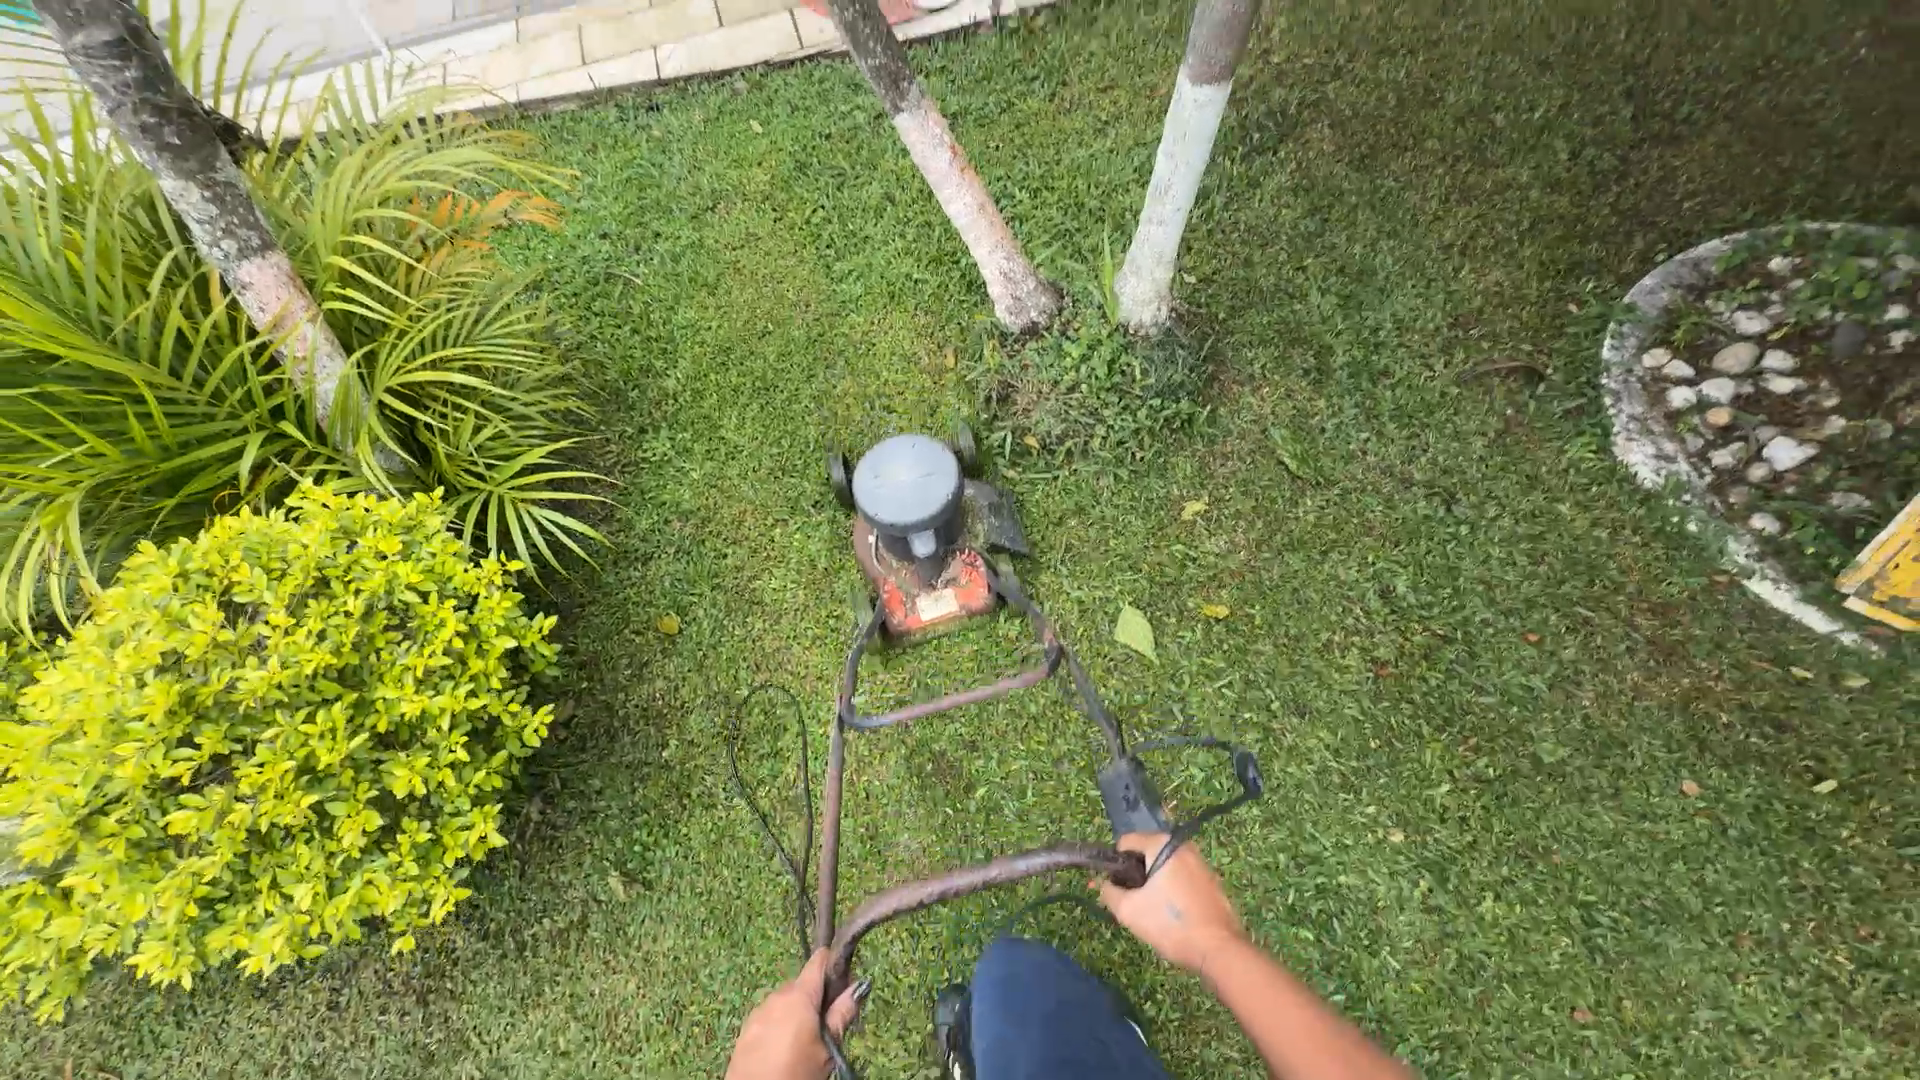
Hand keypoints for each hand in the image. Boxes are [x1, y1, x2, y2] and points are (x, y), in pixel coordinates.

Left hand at [724, 949, 862, 1079]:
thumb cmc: (796, 1074)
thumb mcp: (827, 1049)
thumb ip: (841, 1015)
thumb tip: (859, 986)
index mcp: (799, 996)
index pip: (819, 960)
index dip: (834, 965)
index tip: (844, 983)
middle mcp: (777, 996)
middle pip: (803, 984)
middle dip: (816, 997)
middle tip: (826, 1024)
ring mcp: (759, 1011)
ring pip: (785, 1001)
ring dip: (797, 1011)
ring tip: (804, 1041)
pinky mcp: (746, 1029)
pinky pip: (770, 1016)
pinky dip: (780, 1024)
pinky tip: (782, 1048)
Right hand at [1096, 833, 1245, 974]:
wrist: (1219, 950)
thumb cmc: (1170, 924)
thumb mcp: (1128, 911)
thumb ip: (1108, 892)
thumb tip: (1104, 884)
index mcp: (1162, 844)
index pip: (1126, 842)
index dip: (1115, 864)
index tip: (1117, 888)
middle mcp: (1183, 846)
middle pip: (1146, 854)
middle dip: (1136, 876)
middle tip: (1135, 903)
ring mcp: (1201, 862)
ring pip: (1164, 868)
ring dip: (1154, 884)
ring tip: (1154, 913)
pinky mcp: (1212, 881)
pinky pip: (1182, 878)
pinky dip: (1173, 891)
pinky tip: (1174, 916)